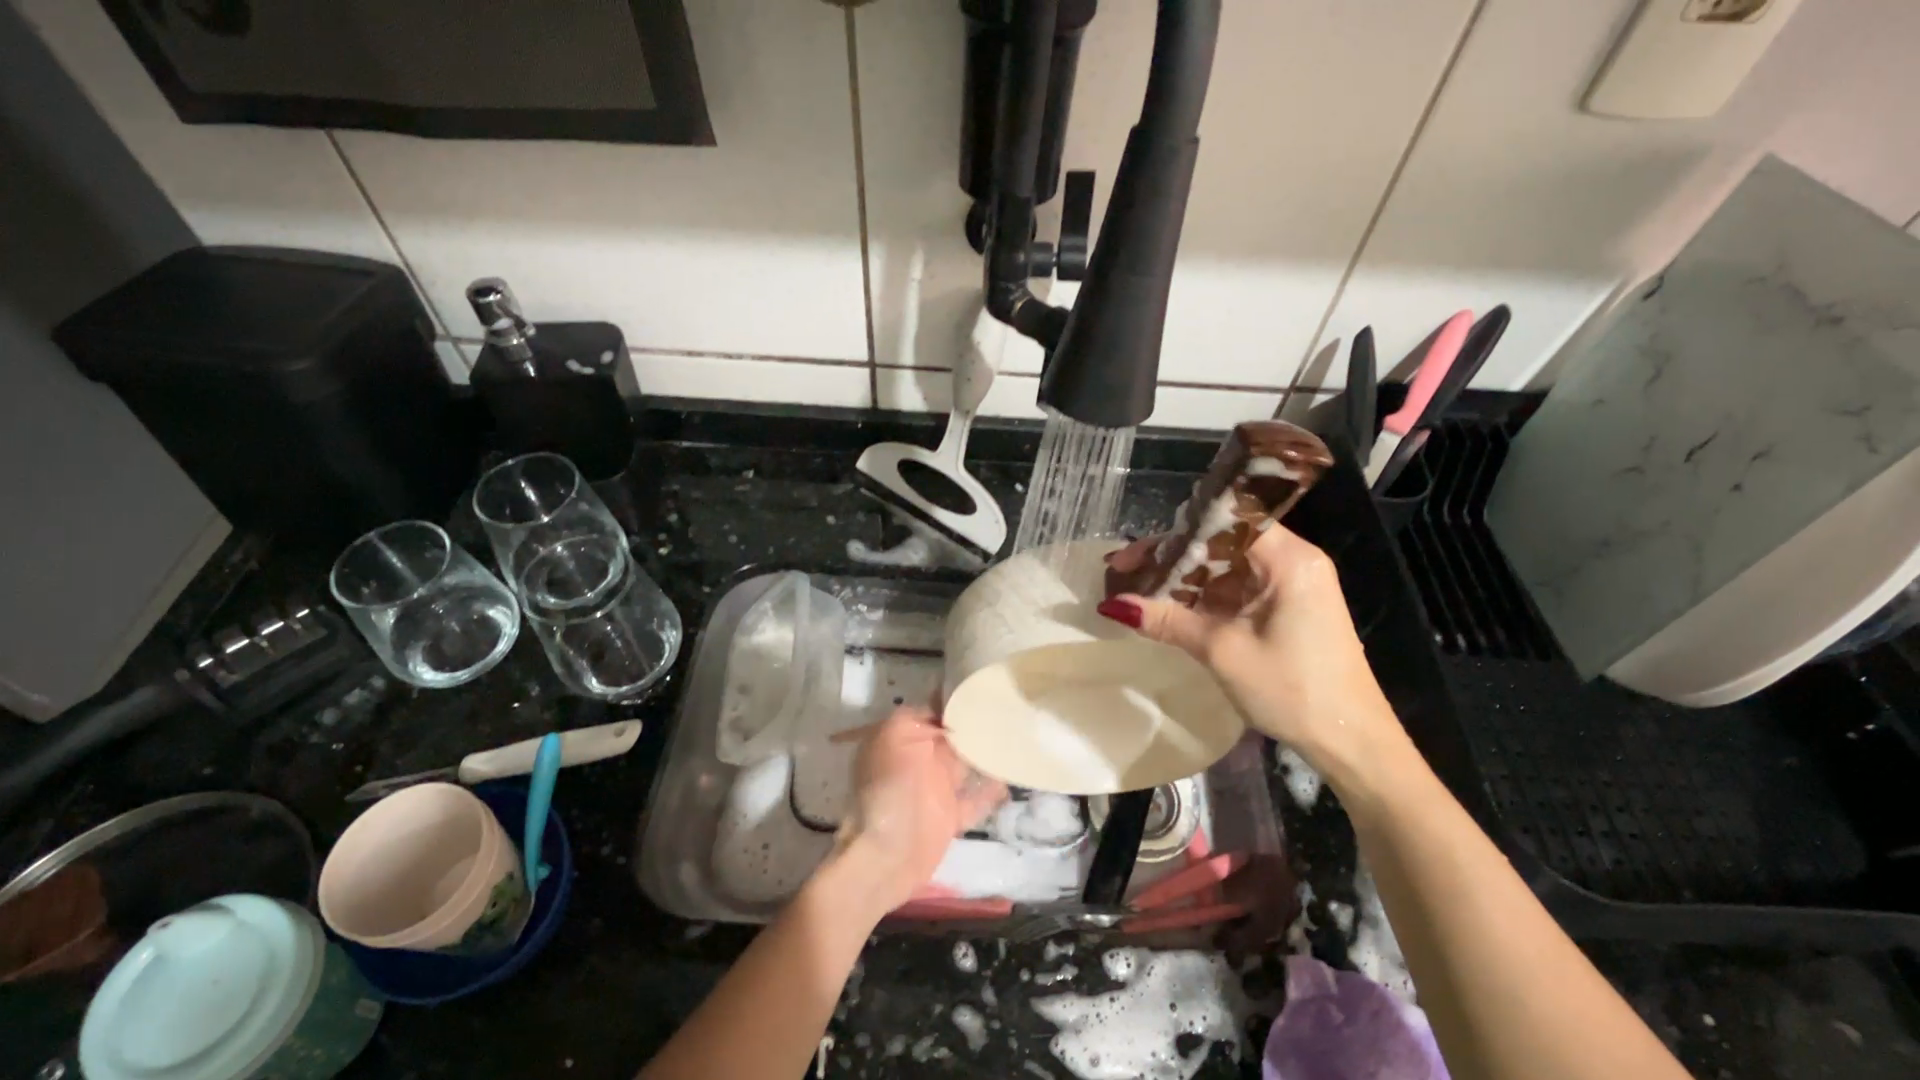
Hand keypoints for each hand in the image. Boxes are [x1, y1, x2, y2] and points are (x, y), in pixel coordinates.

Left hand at [832, 706, 1006, 912]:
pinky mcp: (950, 816)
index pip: (934, 711)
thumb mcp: (895, 736)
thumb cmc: (890, 789)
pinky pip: (976, 798)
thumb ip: (918, 716)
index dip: (958, 701)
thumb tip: (946, 705)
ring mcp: (935, 788)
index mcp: (902, 738)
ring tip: (1019, 738)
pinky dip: (992, 789)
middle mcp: (920, 759)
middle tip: (1013, 710)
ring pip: (967, 764)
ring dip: (989, 754)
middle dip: (978, 725)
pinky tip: (1012, 777)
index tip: (988, 690)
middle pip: (954, 736)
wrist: (887, 854)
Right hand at [1099, 525, 1405, 787]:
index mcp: (1289, 559)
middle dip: (1172, 557)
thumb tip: (1113, 605)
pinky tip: (1169, 608)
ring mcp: (1292, 587)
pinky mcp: (1289, 610)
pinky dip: (1205, 598)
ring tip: (1136, 590)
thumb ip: (1169, 621)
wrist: (1352, 741)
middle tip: (1123, 572)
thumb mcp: (1224, 652)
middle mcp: (1294, 562)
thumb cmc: (1293, 690)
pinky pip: (1239, 590)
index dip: (1175, 535)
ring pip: (1227, 568)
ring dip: (1184, 579)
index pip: (1224, 523)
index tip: (1133, 554)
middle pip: (1222, 543)